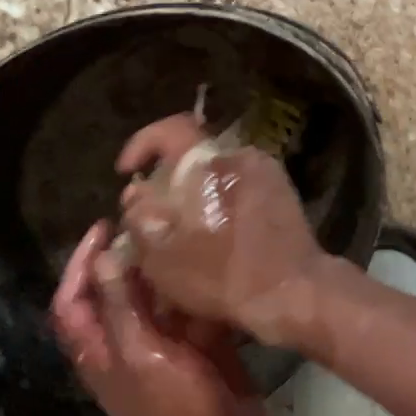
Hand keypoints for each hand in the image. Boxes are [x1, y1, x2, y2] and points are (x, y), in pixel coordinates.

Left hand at [51, 222, 265, 415]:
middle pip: (115, 293)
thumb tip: (104, 255)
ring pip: (157, 296)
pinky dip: (199, 283)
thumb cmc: (171, 404)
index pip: (71, 302)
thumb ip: (122, 308)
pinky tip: (215, 258)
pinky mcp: (199, 343)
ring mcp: (164, 344)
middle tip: (154, 216)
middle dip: (127, 256)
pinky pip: (192, 306)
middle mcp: (126, 342)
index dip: (79, 264)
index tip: (104, 225)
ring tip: (186, 227)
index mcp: (100, 351)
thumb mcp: (141, 355)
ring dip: (167, 265)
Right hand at [116, 114, 329, 346]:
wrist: (289, 287)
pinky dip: (217, 198)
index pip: (174, 129)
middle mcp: (244, 155)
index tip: (126, 171)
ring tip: (176, 226)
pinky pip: (238, 182)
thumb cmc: (221, 274)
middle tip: (149, 212)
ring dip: (193, 191)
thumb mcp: (160, 255)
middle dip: (167, 178)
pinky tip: (208, 230)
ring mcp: (268, 170)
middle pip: (195, 154)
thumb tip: (138, 193)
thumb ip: (141, 216)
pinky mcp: (282, 188)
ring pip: (217, 170)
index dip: (143, 142)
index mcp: (213, 162)